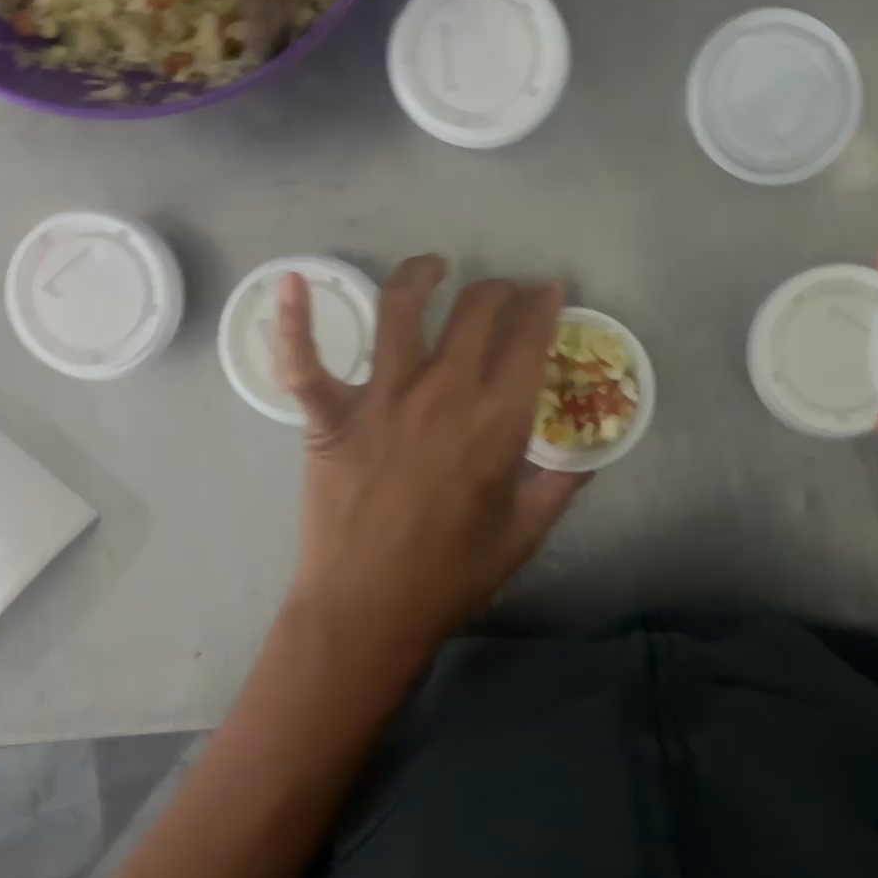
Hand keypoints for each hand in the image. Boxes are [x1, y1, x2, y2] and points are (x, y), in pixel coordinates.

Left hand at [276, 255, 587, 651]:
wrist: (370, 610)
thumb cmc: (453, 576)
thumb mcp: (525, 534)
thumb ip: (560, 486)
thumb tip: (587, 456)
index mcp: (496, 422)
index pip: (530, 341)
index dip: (545, 306)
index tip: (551, 289)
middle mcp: (443, 394)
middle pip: (476, 313)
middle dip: (500, 289)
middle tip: (508, 291)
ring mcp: (381, 400)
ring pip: (401, 310)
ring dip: (422, 275)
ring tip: (436, 266)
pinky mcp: (330, 418)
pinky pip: (304, 361)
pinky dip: (294, 320)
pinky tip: (290, 281)